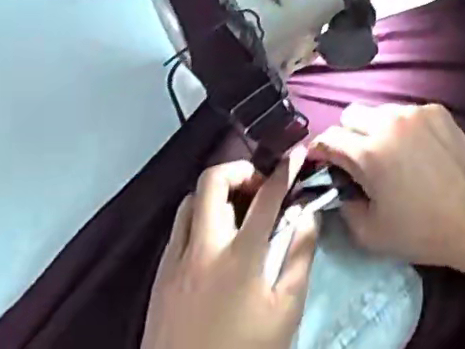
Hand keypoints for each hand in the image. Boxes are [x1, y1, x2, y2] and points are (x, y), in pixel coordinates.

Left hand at [141, 148, 319, 348]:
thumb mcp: (286, 311)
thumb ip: (300, 254)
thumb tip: (307, 215)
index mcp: (239, 255)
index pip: (266, 195)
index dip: (285, 169)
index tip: (298, 154)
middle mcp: (202, 250)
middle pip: (213, 182)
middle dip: (241, 171)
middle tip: (261, 187)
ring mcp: (174, 265)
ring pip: (189, 202)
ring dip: (216, 195)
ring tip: (238, 212)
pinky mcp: (157, 283)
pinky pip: (177, 232)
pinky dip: (199, 221)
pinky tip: (215, 244)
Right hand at [309, 103, 464, 271]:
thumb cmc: (417, 228)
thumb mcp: (367, 230)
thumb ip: (342, 202)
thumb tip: (335, 185)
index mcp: (369, 151)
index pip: (329, 137)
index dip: (320, 151)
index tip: (322, 164)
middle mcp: (391, 122)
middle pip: (352, 114)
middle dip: (348, 135)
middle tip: (357, 160)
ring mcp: (416, 112)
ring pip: (381, 110)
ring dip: (376, 129)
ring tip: (389, 155)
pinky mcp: (437, 110)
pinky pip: (408, 112)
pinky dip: (403, 127)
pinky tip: (414, 150)